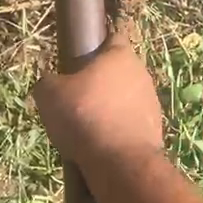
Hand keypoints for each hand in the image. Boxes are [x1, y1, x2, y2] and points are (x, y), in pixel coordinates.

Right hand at [33, 39, 163, 171]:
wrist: (119, 164)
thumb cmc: (84, 116)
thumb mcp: (49, 94)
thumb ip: (48, 82)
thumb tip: (50, 84)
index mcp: (120, 55)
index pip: (111, 38)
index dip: (94, 46)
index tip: (77, 60)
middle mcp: (141, 74)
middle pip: (116, 71)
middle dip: (97, 83)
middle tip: (73, 99)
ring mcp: (151, 103)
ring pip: (123, 100)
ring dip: (106, 110)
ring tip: (82, 129)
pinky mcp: (154, 131)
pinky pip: (127, 125)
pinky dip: (114, 132)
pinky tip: (96, 146)